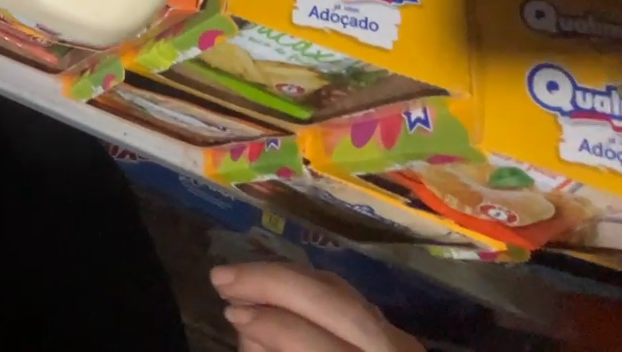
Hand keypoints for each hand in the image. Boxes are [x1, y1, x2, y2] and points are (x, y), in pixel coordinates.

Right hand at [211, 263, 422, 351]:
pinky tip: (274, 286)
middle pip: (334, 302)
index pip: (317, 341)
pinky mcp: (397, 338)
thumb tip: (246, 328)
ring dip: (283, 277)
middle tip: (218, 279)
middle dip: (270, 283)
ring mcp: (402, 343)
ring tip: (238, 278)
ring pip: (341, 290)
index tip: (229, 314)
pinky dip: (304, 285)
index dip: (271, 324)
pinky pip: (346, 297)